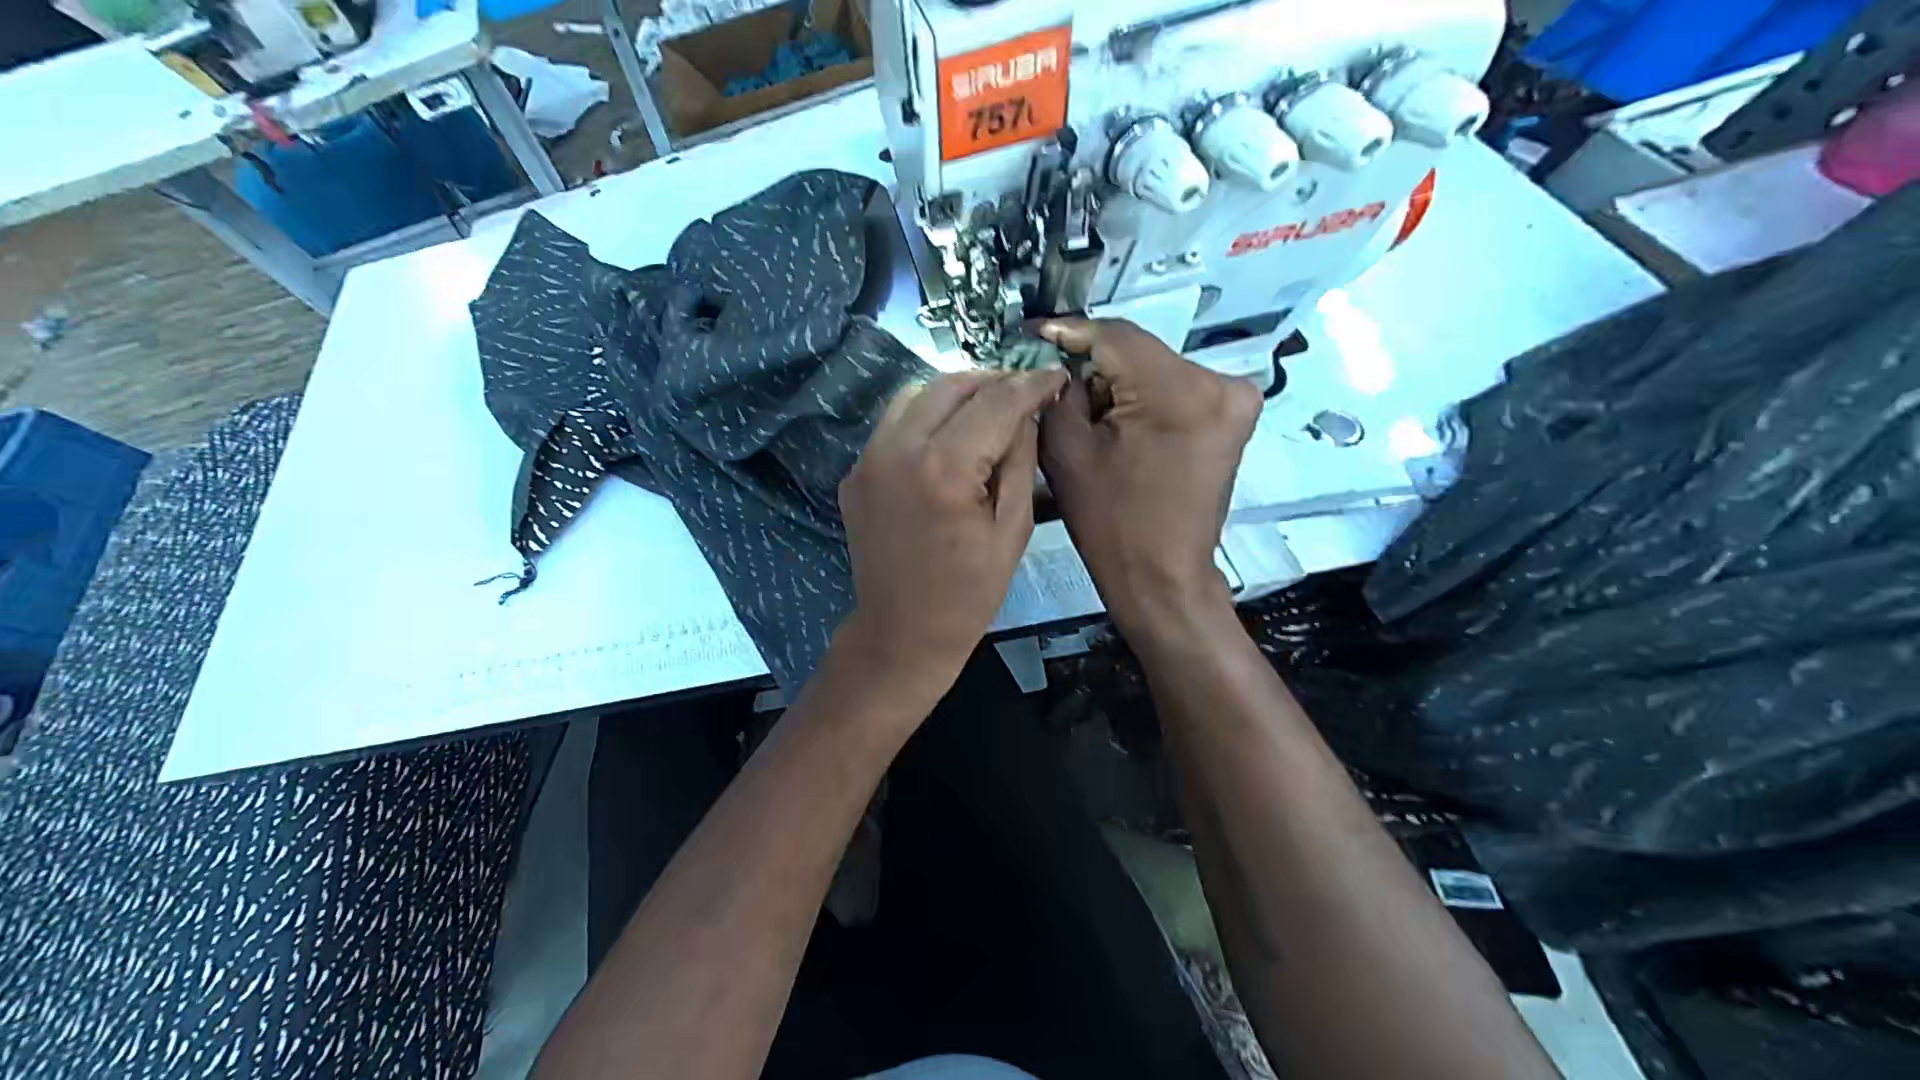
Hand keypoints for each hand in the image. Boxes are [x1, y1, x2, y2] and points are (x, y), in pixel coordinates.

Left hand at [838, 368, 1067, 684]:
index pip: (995, 402)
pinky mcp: (856, 472)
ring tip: (990, 408)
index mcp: (943, 468)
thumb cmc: (968, 593)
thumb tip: (1029, 411)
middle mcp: (897, 449)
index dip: (1031, 384)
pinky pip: (895, 424)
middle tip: (1025, 391)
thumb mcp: (1012, 529)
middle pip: (951, 385)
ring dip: (957, 393)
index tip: (1056, 375)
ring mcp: (868, 459)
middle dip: (993, 380)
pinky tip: (950, 437)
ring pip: (916, 395)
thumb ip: (1021, 461)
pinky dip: (927, 417)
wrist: (901, 632)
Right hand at [1037, 318, 1262, 633]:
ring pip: (1157, 369)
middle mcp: (1220, 382)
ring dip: (1122, 384)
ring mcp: (1237, 398)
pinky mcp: (1237, 414)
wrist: (1163, 575)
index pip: (1115, 335)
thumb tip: (1060, 362)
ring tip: (1091, 416)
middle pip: (1138, 353)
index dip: (1071, 331)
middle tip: (1058, 386)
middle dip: (1096, 366)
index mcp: (1178, 391)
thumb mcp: (1066, 452)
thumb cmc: (1111, 522)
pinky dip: (1147, 398)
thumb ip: (1058, 393)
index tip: (1036, 332)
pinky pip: (1178, 388)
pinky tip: (1124, 425)